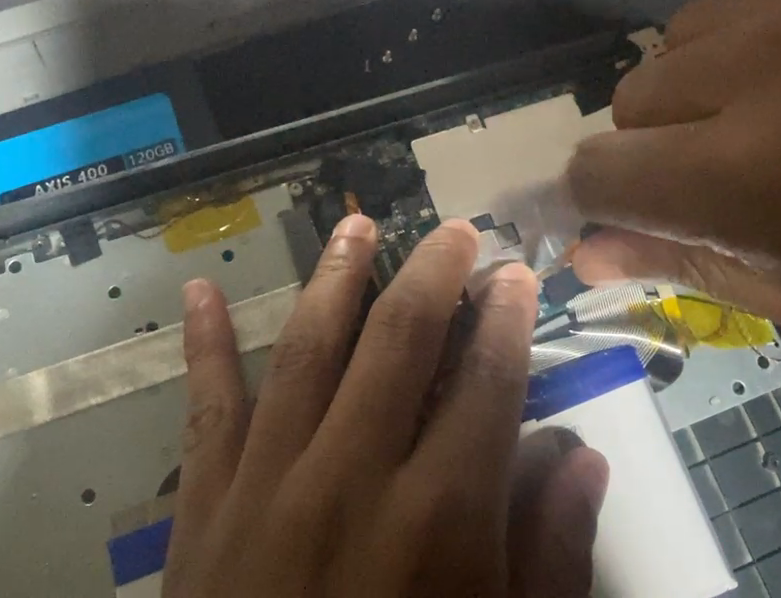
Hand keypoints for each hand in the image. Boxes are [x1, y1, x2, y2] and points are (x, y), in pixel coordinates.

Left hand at [166, 216, 609, 597]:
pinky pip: (206, 406)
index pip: (487, 385)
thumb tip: (579, 456)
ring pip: (309, 349)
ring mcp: (268, 482)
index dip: (507, 322)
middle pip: (400, 343)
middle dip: (432, 276)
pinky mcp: (204, 505)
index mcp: (439, 519)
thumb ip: (551, 557)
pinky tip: (200, 290)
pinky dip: (204, 345)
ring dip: (336, 278)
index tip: (516, 277)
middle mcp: (353, 477)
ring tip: (356, 224)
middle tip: (452, 232)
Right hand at [566, 0, 780, 394]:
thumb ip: (721, 274)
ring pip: (682, 40)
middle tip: (743, 198)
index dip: (600, 207)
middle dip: (661, 156)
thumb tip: (595, 252)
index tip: (631, 231)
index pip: (607, 171)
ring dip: (703, 96)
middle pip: (635, 98)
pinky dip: (758, 48)